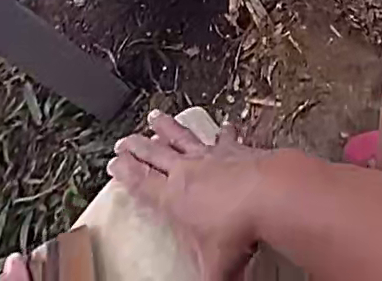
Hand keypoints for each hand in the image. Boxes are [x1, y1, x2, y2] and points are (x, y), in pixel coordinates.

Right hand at [109, 111, 272, 280]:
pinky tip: (224, 125)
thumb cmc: (238, 231)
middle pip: (156, 154)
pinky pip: (224, 137)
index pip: (142, 183)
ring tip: (155, 116)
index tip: (113, 163)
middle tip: (123, 140)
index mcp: (174, 198)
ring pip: (183, 137)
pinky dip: (222, 131)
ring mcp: (212, 155)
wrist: (269, 192)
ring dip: (167, 127)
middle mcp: (189, 170)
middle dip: (137, 147)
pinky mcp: (235, 148)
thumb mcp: (215, 270)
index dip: (125, 172)